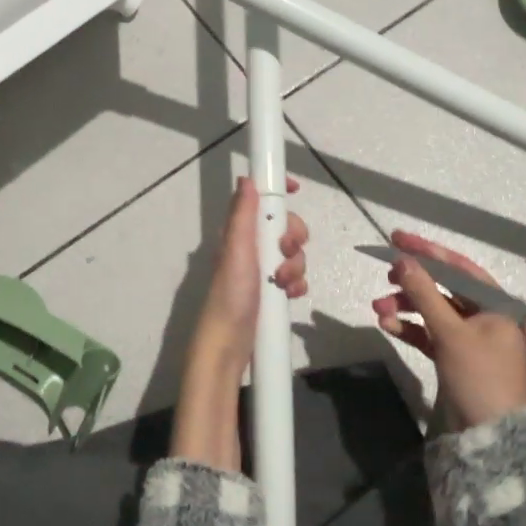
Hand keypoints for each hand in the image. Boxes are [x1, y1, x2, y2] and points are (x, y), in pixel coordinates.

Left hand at [191, 175, 308, 374]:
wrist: (228, 346)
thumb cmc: (230, 296)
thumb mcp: (236, 251)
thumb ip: (242, 215)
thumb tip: (247, 179)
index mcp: (238, 233)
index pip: (259, 201)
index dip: (277, 192)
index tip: (296, 189)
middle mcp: (250, 247)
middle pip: (284, 226)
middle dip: (293, 237)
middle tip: (285, 249)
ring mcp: (262, 270)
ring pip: (292, 253)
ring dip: (295, 265)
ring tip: (283, 283)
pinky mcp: (272, 292)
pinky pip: (295, 278)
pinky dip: (296, 284)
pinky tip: (290, 295)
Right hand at [372, 230, 525, 429]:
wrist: (489, 435)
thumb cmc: (479, 375)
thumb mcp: (450, 332)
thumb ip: (425, 293)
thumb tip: (402, 260)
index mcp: (496, 304)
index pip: (458, 267)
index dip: (426, 251)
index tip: (396, 238)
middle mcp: (484, 315)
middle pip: (443, 287)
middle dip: (412, 282)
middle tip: (386, 275)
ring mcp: (469, 337)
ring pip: (433, 310)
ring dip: (406, 306)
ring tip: (378, 307)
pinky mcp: (454, 356)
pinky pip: (429, 332)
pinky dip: (409, 327)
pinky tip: (387, 324)